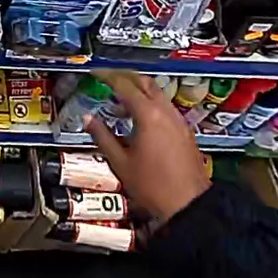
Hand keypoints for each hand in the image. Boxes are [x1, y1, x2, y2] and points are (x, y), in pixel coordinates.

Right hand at [89, 69, 210, 224]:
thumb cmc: (153, 187)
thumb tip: (89, 119)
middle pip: (145, 82)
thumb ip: (102, 136)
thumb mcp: (120, 162)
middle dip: (125, 76)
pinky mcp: (185, 131)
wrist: (188, 204)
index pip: (125, 85)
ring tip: (121, 101)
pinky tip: (140, 119)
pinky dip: (150, 104)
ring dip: (139, 90)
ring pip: (157, 93)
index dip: (108, 76)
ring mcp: (178, 120)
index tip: (96, 72)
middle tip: (108, 78)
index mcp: (149, 115)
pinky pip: (165, 107)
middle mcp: (166, 112)